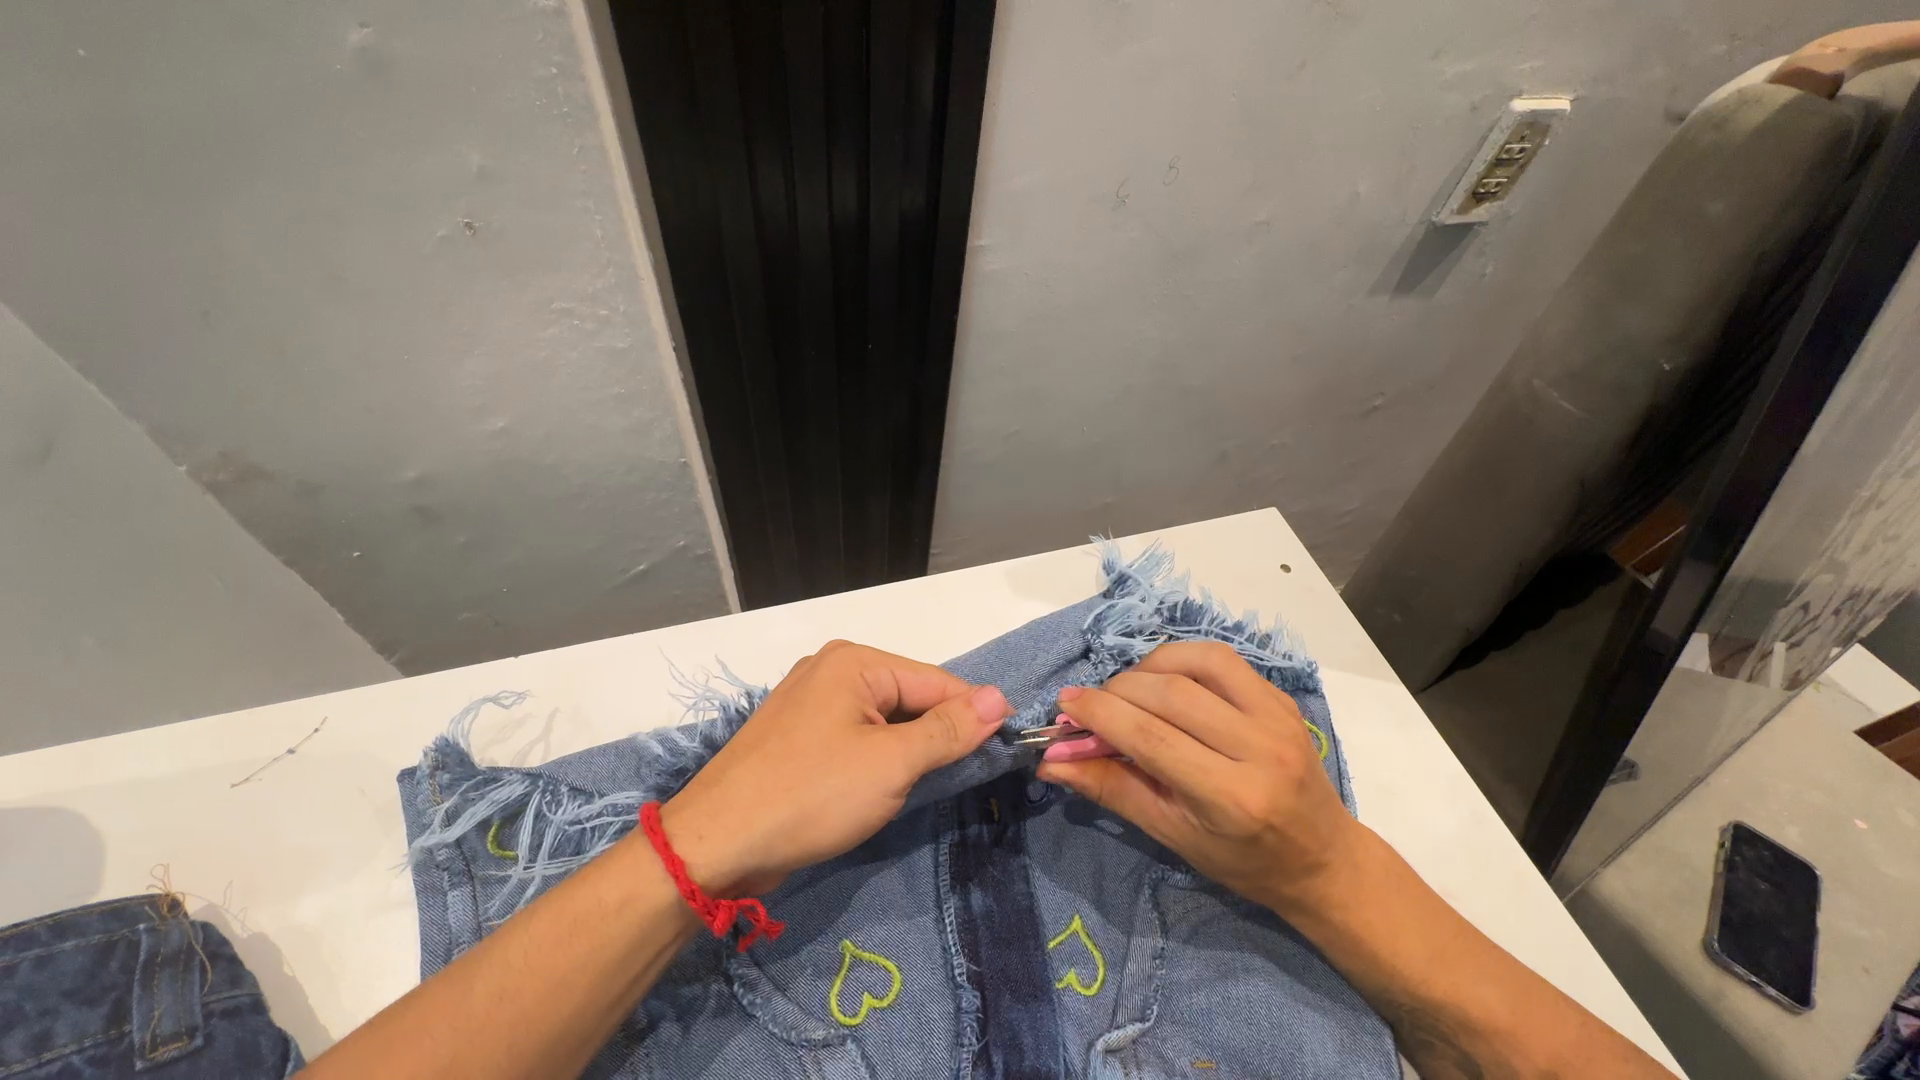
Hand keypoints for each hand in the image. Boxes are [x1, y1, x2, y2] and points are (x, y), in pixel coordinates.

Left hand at [659, 640, 1008, 895]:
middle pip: (910, 699)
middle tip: (956, 781)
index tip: (1002, 753)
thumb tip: (1000, 698)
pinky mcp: (797, 738)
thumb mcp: (892, 763)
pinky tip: (876, 792)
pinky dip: (876, 762)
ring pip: (883, 723)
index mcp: (855, 662)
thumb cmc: (810, 796)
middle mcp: (831, 670)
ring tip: (913, 791)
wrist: (715, 845)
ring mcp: (809, 704)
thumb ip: (949, 729)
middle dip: (934, 738)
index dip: (973, 717)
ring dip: (906, 755)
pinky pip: (855, 739)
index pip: (938, 681)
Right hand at [1036, 641, 1364, 915]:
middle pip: (1170, 694)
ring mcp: (1277, 717)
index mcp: (1230, 797)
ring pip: (1197, 662)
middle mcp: (1259, 749)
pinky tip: (1162, 680)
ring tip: (1125, 691)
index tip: (1064, 707)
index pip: (1151, 738)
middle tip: (1088, 706)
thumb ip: (1112, 789)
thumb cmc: (1244, 861)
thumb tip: (1052, 761)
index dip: (1099, 714)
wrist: (1323, 859)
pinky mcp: (1282, 699)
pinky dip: (1181, 660)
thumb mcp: (1173, 836)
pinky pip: (1222, 660)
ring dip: (1147, 667)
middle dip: (1115, 691)